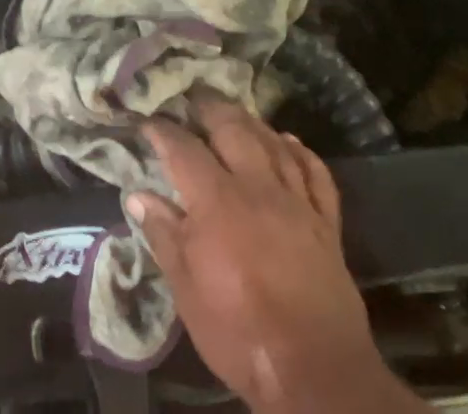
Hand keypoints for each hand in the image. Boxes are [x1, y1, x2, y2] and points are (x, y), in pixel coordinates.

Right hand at [129, 98, 422, 413]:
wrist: (316, 372)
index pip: (184, 150)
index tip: (146, 121)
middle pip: (234, 132)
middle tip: (192, 95)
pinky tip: (288, 142)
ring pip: (275, 146)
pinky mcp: (328, 226)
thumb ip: (165, 236)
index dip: (163, 131)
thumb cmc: (238, 332)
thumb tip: (140, 195)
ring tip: (234, 110)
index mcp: (217, 204)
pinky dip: (301, 153)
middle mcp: (259, 191)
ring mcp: (298, 206)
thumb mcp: (186, 290)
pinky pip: (316, 175)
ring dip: (252, 122)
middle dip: (210, 109)